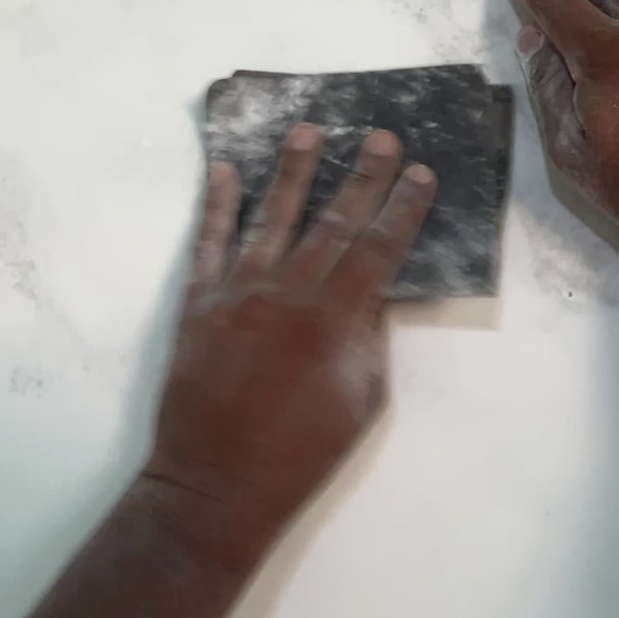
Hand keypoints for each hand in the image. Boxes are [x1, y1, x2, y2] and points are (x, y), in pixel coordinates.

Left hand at [140, 124, 436, 572]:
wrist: (212, 488)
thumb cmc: (300, 454)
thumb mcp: (362, 401)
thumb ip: (369, 336)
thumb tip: (375, 287)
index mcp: (335, 321)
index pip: (379, 249)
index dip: (402, 208)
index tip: (419, 172)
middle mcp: (289, 293)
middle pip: (333, 223)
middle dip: (362, 177)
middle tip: (380, 136)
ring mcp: (238, 292)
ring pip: (272, 218)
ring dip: (293, 172)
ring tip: (308, 130)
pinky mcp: (199, 302)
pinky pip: (209, 243)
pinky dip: (217, 204)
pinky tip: (225, 170)